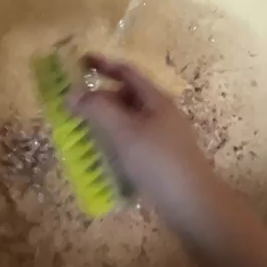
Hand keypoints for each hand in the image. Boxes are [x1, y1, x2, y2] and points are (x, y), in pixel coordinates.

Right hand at [72, 54, 233, 236]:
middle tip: (73, 104)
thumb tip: (73, 93)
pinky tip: (100, 156)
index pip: (127, 72)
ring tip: (80, 130)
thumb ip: (97, 109)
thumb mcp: (124, 132)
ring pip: (129, 120)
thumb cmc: (158, 162)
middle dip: (100, 96)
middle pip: (127, 96)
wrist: (193, 204)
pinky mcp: (161, 159)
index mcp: (156, 100)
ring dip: (105, 121)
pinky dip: (114, 141)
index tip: (78, 61)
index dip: (103, 64)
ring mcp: (163, 137)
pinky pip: (132, 141)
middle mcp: (161, 114)